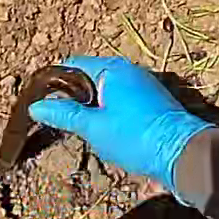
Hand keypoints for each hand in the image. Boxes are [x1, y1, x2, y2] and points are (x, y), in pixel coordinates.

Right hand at [27, 55, 212, 194]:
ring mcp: (142, 84)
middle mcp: (128, 71)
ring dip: (91, 106)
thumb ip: (64, 114)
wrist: (182, 152)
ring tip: (79, 128)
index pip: (72, 65)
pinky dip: (108, 111)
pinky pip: (120, 99)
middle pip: (89, 77)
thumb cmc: (135, 136)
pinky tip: (103, 131)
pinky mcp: (151, 101)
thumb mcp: (94, 127)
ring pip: (105, 90)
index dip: (54, 82)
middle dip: (73, 97)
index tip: (42, 101)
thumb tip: (37, 106)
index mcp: (112, 69)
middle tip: (57, 118)